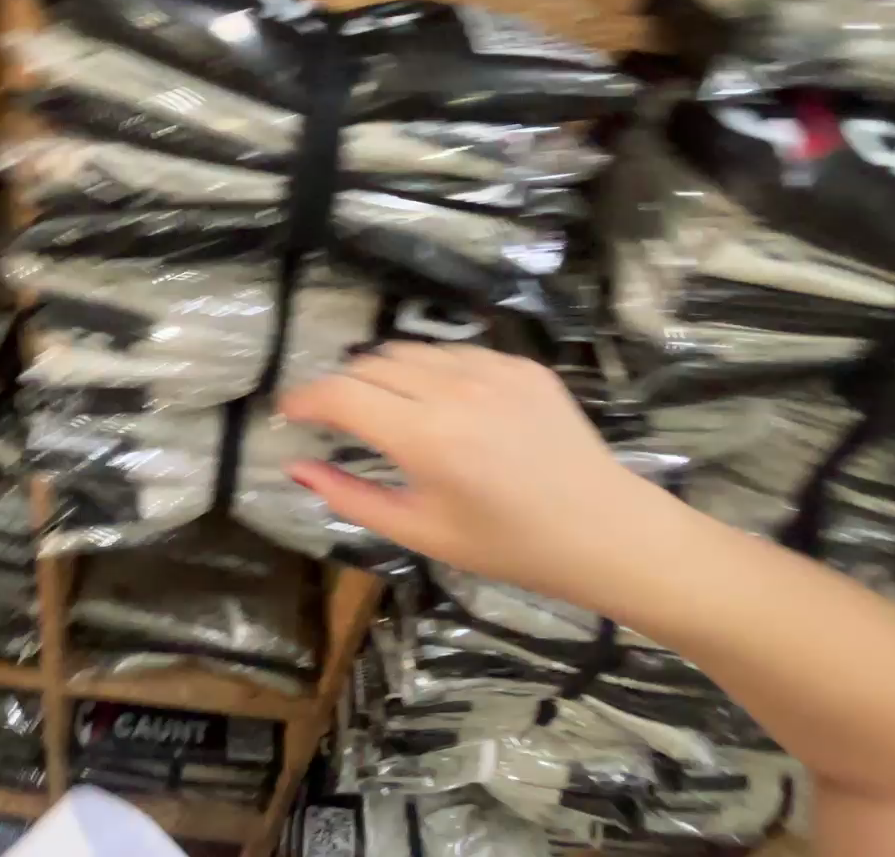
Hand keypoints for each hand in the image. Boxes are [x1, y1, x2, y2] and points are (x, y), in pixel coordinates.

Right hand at [278, 343, 684, 598]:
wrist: (605, 531)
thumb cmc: (506, 545)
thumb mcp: (419, 532)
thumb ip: (349, 497)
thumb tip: (296, 467)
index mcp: (426, 438)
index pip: (341, 395)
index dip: (304, 398)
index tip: (289, 410)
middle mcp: (454, 390)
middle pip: (369, 364)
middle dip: (342, 387)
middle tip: (338, 419)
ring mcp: (492, 369)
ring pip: (408, 351)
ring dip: (382, 374)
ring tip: (387, 409)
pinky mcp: (520, 364)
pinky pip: (452, 353)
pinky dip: (430, 371)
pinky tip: (442, 404)